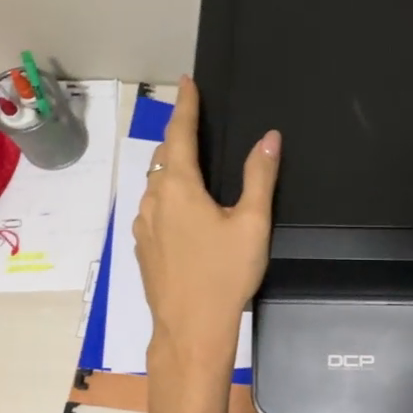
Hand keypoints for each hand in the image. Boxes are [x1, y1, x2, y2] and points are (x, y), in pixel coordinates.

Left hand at [134, 76, 280, 377]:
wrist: (190, 328)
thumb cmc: (225, 275)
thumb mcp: (252, 224)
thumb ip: (259, 177)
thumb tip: (269, 138)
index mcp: (179, 187)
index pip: (179, 133)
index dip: (185, 106)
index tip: (187, 83)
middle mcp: (154, 200)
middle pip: (163, 157)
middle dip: (178, 137)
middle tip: (195, 123)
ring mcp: (143, 225)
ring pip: (156, 185)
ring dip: (171, 169)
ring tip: (192, 166)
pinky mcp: (143, 247)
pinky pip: (154, 209)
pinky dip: (168, 197)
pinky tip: (184, 212)